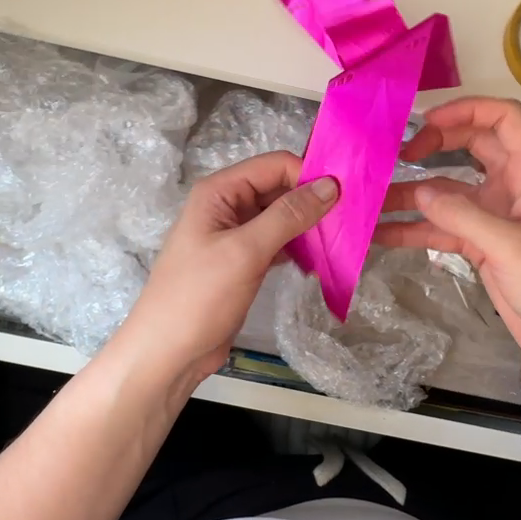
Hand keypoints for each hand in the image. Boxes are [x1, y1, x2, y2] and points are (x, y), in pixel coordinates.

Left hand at [106, 152, 338, 394]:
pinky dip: (299, 248)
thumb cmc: (199, 297)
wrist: (167, 354)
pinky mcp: (243, 262)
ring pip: (282, 217)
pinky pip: (278, 243)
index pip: (275, 165)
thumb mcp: (245, 251)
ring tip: (344, 239)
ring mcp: (235, 235)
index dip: (309, 175)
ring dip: (310, 226)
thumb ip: (288, 215)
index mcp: (220, 191)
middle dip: (314, 201)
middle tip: (353, 219)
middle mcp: (228, 205)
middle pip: (280, 189)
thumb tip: (331, 185)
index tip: (347, 196)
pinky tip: (322, 261)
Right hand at [373, 98, 520, 373]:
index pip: (505, 120)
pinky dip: (413, 230)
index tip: (428, 122)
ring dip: (413, 193)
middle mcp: (510, 187)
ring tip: (373, 199)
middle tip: (398, 156)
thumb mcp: (510, 247)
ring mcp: (493, 217)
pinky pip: (441, 228)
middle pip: (471, 147)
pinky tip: (381, 235)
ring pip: (448, 191)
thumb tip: (418, 193)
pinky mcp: (481, 246)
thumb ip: (462, 216)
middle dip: (434, 144)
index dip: (469, 109)